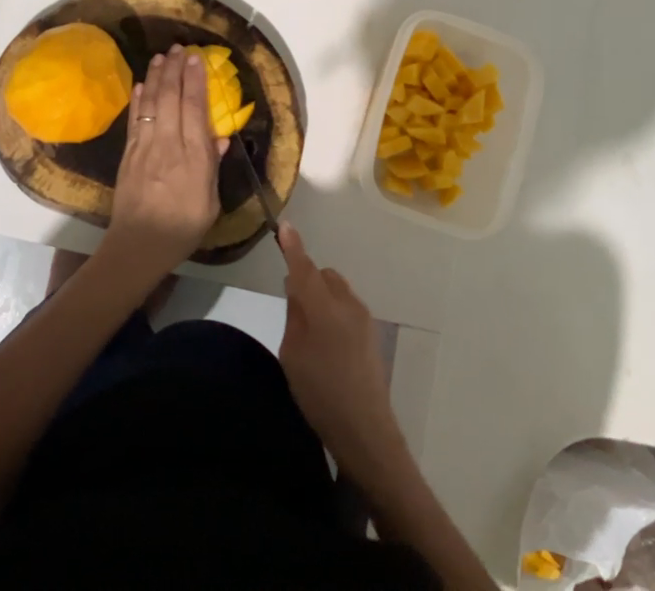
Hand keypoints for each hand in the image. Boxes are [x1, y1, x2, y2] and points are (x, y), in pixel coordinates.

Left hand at [102, 45, 229, 273]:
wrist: (139, 245)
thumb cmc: (182, 228)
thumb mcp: (209, 202)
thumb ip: (212, 168)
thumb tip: (219, 139)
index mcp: (194, 157)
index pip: (194, 109)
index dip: (195, 81)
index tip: (197, 60)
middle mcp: (169, 145)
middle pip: (171, 99)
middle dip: (175, 71)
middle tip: (179, 48)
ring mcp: (145, 148)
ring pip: (151, 104)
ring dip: (156, 78)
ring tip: (160, 57)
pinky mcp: (128, 155)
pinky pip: (135, 120)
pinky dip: (138, 100)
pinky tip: (141, 85)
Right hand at [278, 225, 402, 473]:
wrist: (364, 428)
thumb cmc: (319, 393)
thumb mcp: (292, 354)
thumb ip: (294, 316)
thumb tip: (297, 290)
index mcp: (323, 308)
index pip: (304, 268)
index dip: (292, 247)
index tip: (283, 227)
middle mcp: (347, 304)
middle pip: (324, 275)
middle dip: (307, 277)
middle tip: (289, 302)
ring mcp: (363, 318)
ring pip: (337, 290)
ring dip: (321, 294)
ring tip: (307, 327)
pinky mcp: (371, 333)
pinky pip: (346, 307)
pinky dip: (332, 309)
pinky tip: (325, 339)